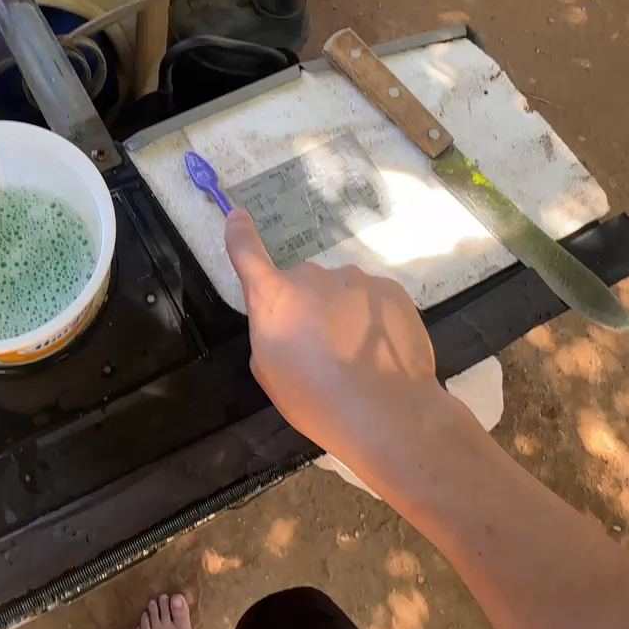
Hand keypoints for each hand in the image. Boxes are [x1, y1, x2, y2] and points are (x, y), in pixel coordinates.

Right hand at [224, 209, 455, 463]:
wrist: (385, 412)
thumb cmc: (315, 399)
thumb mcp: (270, 372)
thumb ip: (270, 333)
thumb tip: (286, 320)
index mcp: (274, 298)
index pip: (247, 255)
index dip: (240, 235)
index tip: (237, 216)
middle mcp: (311, 277)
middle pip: (303, 285)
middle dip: (308, 308)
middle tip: (321, 350)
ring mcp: (354, 279)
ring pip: (341, 291)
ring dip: (343, 313)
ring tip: (357, 356)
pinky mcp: (390, 290)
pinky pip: (373, 299)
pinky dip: (372, 319)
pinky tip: (380, 350)